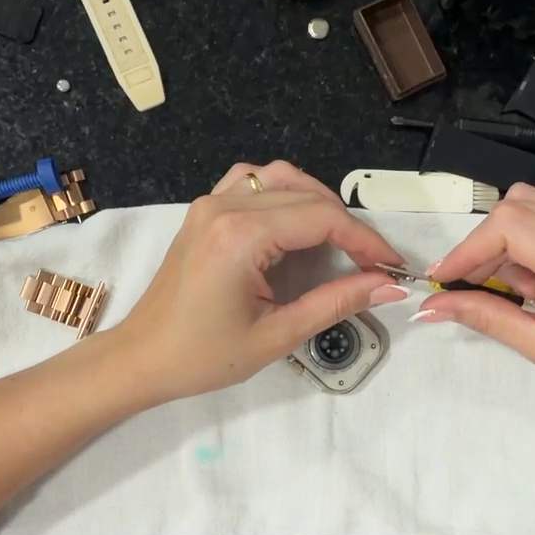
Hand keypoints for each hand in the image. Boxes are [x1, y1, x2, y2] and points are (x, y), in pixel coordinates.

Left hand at [113, 161, 406, 403]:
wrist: (141, 358)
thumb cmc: (202, 356)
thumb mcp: (276, 335)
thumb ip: (335, 303)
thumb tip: (387, 286)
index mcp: (241, 236)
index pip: (322, 218)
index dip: (365, 239)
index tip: (392, 265)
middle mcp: (224, 206)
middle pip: (306, 194)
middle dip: (347, 225)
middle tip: (371, 261)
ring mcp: (210, 204)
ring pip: (279, 177)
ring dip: (316, 201)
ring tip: (339, 239)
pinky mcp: (203, 212)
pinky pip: (252, 182)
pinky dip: (282, 193)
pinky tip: (294, 222)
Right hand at [417, 183, 534, 402]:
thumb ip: (488, 319)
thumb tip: (432, 307)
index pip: (511, 227)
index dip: (468, 248)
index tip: (444, 279)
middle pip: (513, 210)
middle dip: (484, 250)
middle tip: (485, 292)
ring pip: (527, 206)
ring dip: (505, 246)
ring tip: (522, 290)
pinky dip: (526, 242)